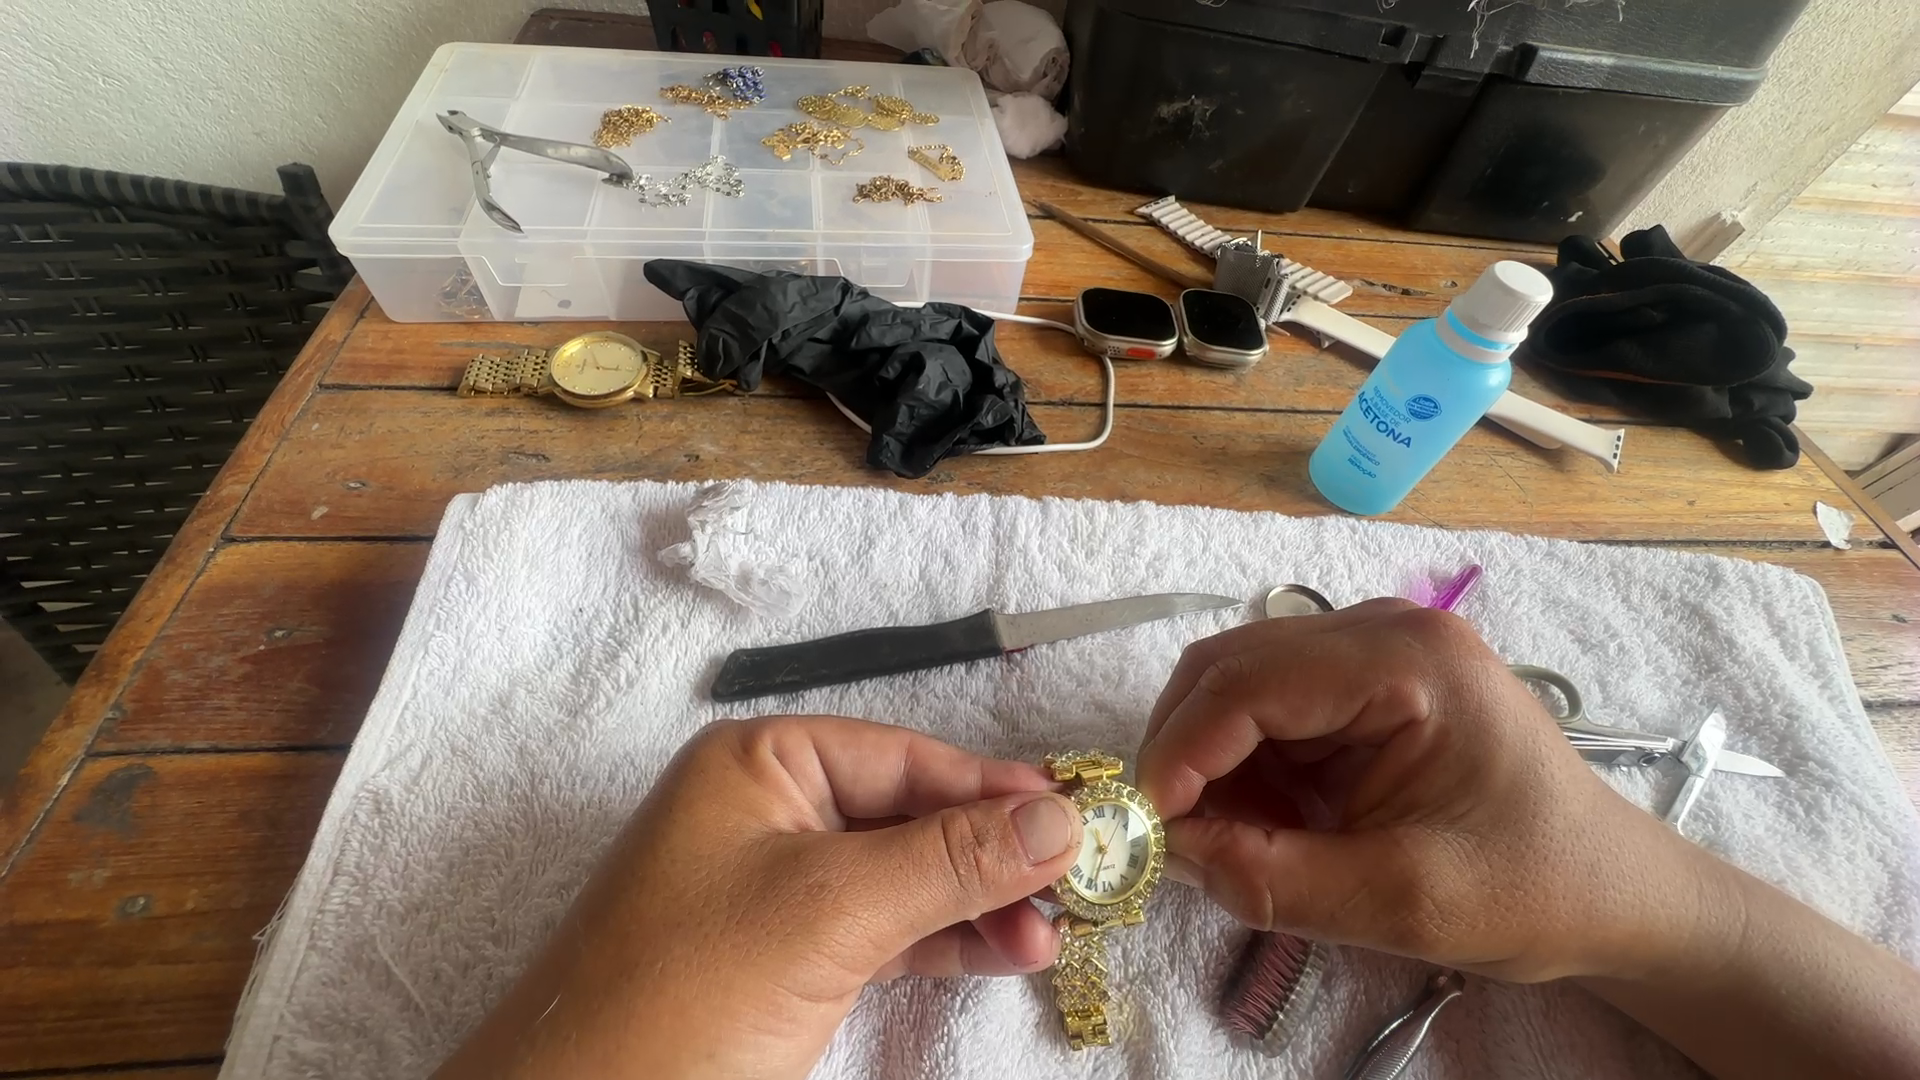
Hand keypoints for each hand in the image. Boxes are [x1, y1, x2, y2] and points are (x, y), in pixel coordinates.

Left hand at [434, 716, 1081, 1079]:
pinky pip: (885, 926)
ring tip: (1050, 932)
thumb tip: (1061, 818)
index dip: (988, 784)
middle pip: (908, 815)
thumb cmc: (690, 991)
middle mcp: (774, 806)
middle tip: (1073, 877)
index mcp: (762, 761)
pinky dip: (943, 940)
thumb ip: (951, 858)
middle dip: (989, 852)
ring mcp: (783, 881)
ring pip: (904, 875)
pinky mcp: (791, 949)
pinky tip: (1003, 951)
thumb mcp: (831, 908)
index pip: (900, 758)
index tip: (1069, 807)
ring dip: (976, 902)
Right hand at [1137, 598, 1717, 982]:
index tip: (1144, 823)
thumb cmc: (1535, 892)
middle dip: (1182, 750)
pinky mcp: (1348, 674)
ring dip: (1205, 760)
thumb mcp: (1406, 905)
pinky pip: (1257, 706)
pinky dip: (1234, 763)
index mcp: (1406, 659)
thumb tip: (1167, 853)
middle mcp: (1374, 627)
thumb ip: (1274, 880)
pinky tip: (1257, 814)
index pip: (1249, 683)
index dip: (1181, 750)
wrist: (1614, 890)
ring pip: (1229, 684)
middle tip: (1167, 829)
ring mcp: (1360, 644)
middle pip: (1226, 668)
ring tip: (1221, 832)